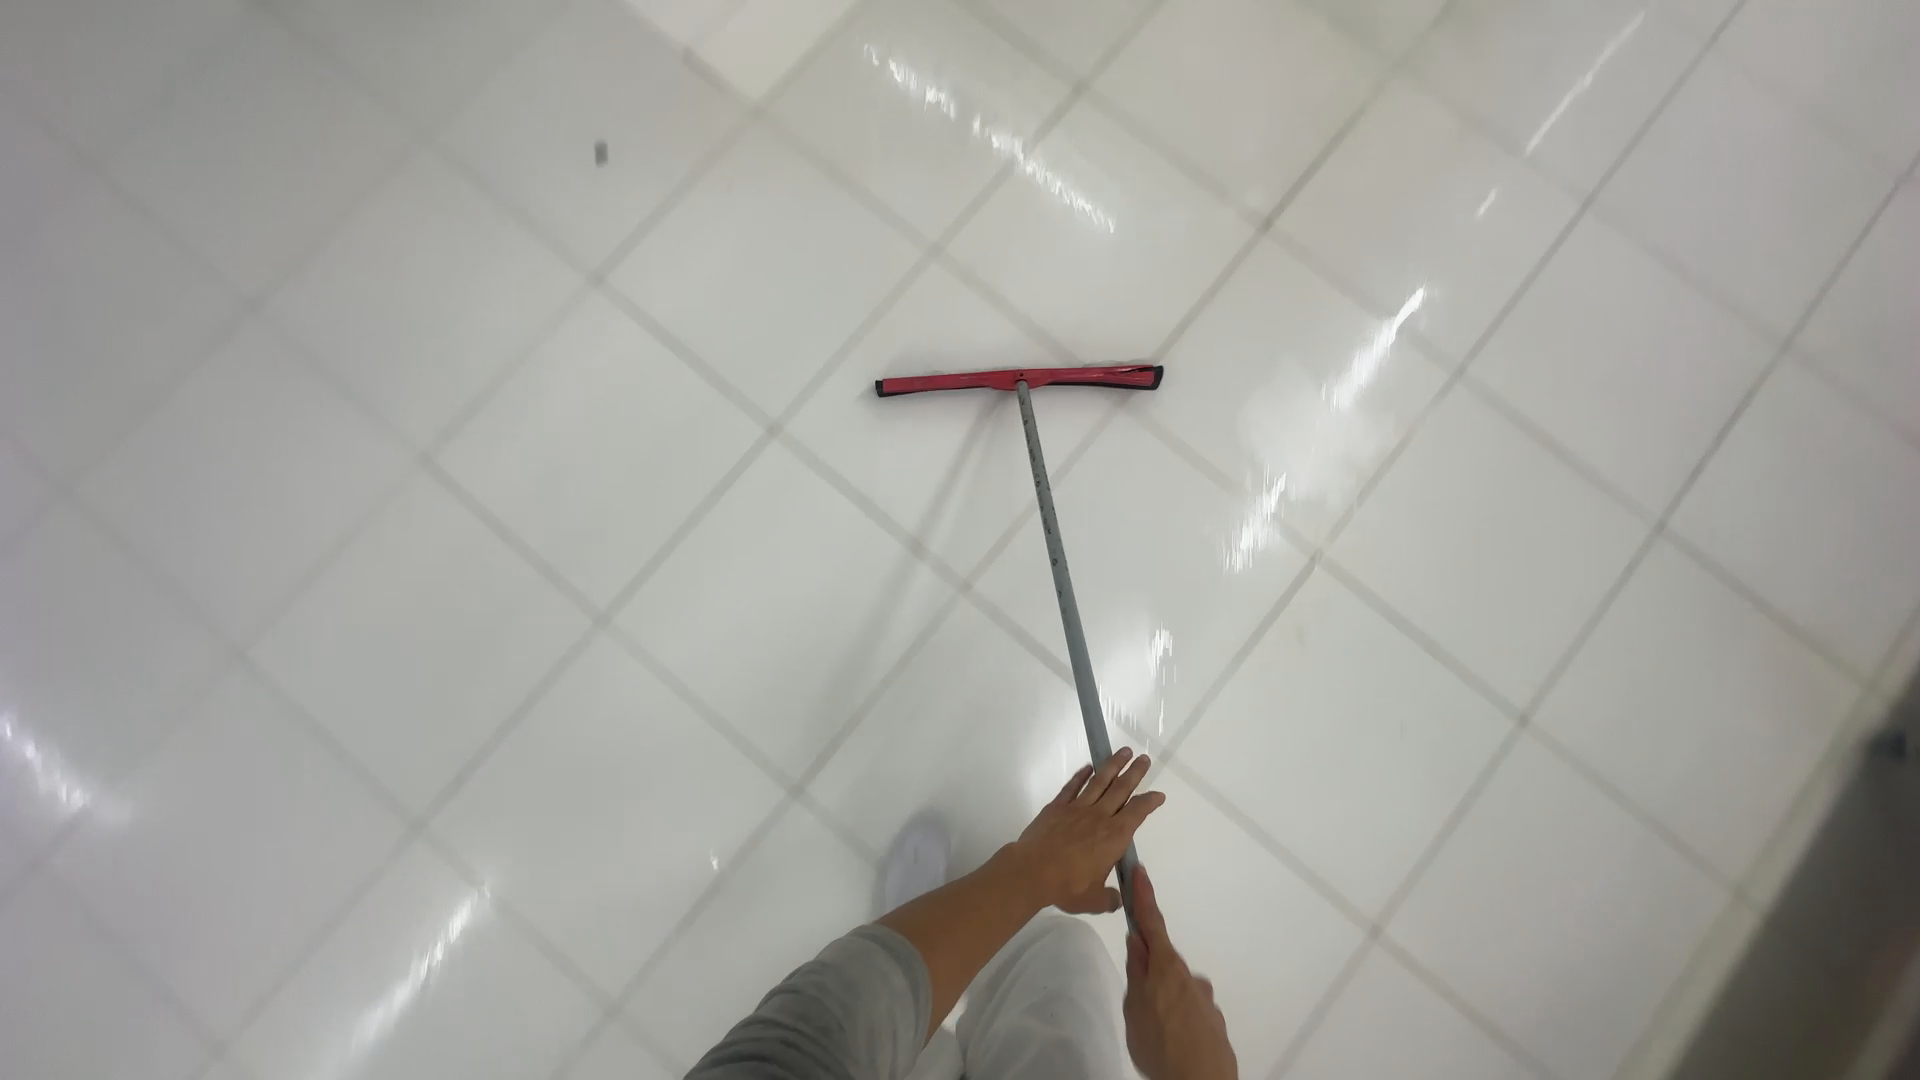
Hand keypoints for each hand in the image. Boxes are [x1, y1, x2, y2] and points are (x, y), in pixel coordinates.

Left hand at [1002, 748, 1161, 913]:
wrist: (1032, 871)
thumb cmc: (1067, 886)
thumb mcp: (1095, 900)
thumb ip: (1109, 898)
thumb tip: (1117, 899)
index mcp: (1114, 837)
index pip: (1137, 813)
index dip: (1149, 802)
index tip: (1158, 795)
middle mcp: (1099, 817)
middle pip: (1121, 789)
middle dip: (1135, 773)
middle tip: (1144, 759)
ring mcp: (1077, 808)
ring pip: (1099, 781)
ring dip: (1112, 765)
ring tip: (1123, 751)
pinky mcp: (1057, 806)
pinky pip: (1072, 787)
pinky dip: (1081, 775)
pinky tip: (1088, 767)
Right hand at [1124, 866, 1236, 1079]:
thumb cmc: (1158, 1045)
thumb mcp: (1134, 1007)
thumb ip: (1136, 971)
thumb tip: (1137, 940)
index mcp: (1167, 967)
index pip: (1152, 922)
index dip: (1144, 896)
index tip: (1139, 869)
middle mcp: (1191, 978)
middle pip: (1166, 964)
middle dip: (1152, 974)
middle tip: (1140, 1004)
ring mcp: (1207, 1002)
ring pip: (1180, 992)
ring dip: (1167, 1004)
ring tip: (1156, 1034)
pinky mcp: (1217, 1027)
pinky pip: (1192, 1015)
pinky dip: (1182, 1023)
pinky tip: (1175, 1044)